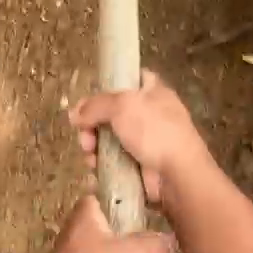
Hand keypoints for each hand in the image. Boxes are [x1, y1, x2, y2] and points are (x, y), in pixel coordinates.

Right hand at [70, 70, 215, 204]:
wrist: (178, 175)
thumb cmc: (154, 131)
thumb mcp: (121, 105)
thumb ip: (94, 105)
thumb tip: (75, 115)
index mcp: (153, 92)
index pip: (131, 78)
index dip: (110, 83)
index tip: (92, 95)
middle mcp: (150, 113)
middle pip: (111, 110)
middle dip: (92, 122)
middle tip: (84, 133)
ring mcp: (145, 140)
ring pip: (108, 136)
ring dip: (93, 144)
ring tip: (89, 153)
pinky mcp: (139, 164)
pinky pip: (112, 158)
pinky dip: (101, 161)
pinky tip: (95, 166)